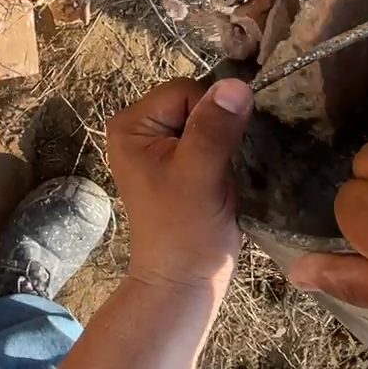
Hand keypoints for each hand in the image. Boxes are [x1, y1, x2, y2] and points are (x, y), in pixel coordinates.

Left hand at [106, 78, 252, 295]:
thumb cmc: (185, 232)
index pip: (185, 90)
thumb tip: (236, 85)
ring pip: (207, 120)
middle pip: (196, 102)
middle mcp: (140, 128)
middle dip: (217, 128)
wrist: (183, 283)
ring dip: (224, 141)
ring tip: (224, 172)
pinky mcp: (179, 162)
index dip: (209, 115)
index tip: (215, 154)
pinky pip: (210, 138)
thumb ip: (213, 130)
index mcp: (131, 124)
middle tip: (220, 166)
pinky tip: (225, 176)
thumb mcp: (199, 176)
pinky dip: (224, 152)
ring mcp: (159, 146)